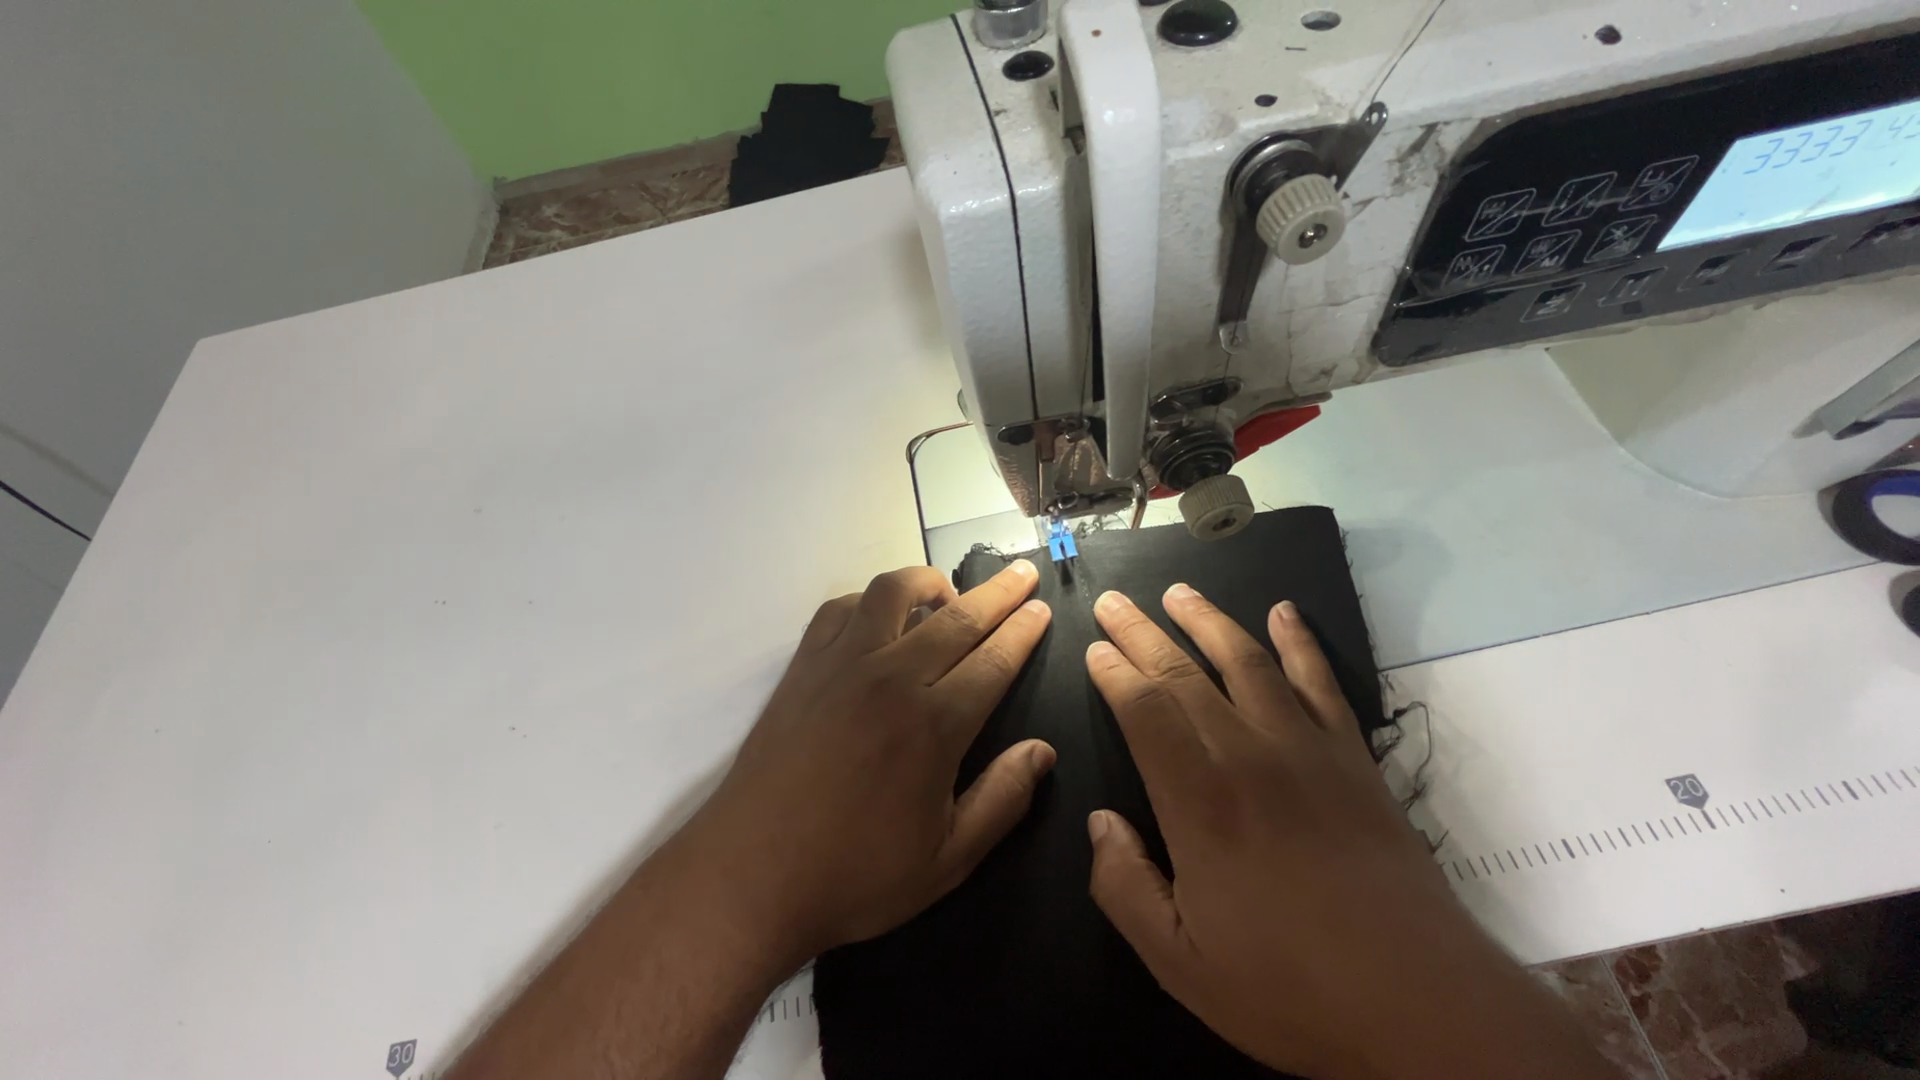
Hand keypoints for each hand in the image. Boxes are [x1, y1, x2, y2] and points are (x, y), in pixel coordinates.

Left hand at [677, 560, 1055, 962]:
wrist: (750, 876)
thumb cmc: (855, 875)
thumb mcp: (947, 861)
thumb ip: (1002, 800)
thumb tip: (1043, 751)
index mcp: (934, 726)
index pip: (994, 661)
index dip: (1023, 631)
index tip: (1041, 608)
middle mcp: (891, 679)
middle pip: (956, 618)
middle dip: (997, 593)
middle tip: (1022, 573)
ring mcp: (841, 666)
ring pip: (892, 593)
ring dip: (929, 580)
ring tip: (949, 588)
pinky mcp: (802, 667)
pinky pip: (839, 610)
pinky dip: (868, 600)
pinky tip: (879, 615)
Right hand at [1082, 586, 1617, 1079]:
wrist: (1422, 1002)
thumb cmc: (1289, 987)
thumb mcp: (1178, 962)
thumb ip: (1123, 887)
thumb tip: (1099, 822)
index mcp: (1198, 802)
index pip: (1144, 711)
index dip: (1114, 672)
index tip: (1094, 648)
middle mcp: (1247, 757)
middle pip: (1184, 674)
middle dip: (1142, 632)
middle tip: (1114, 601)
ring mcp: (1306, 750)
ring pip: (1247, 662)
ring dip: (1208, 621)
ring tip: (1179, 592)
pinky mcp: (1353, 759)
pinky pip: (1321, 682)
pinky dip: (1299, 641)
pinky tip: (1283, 612)